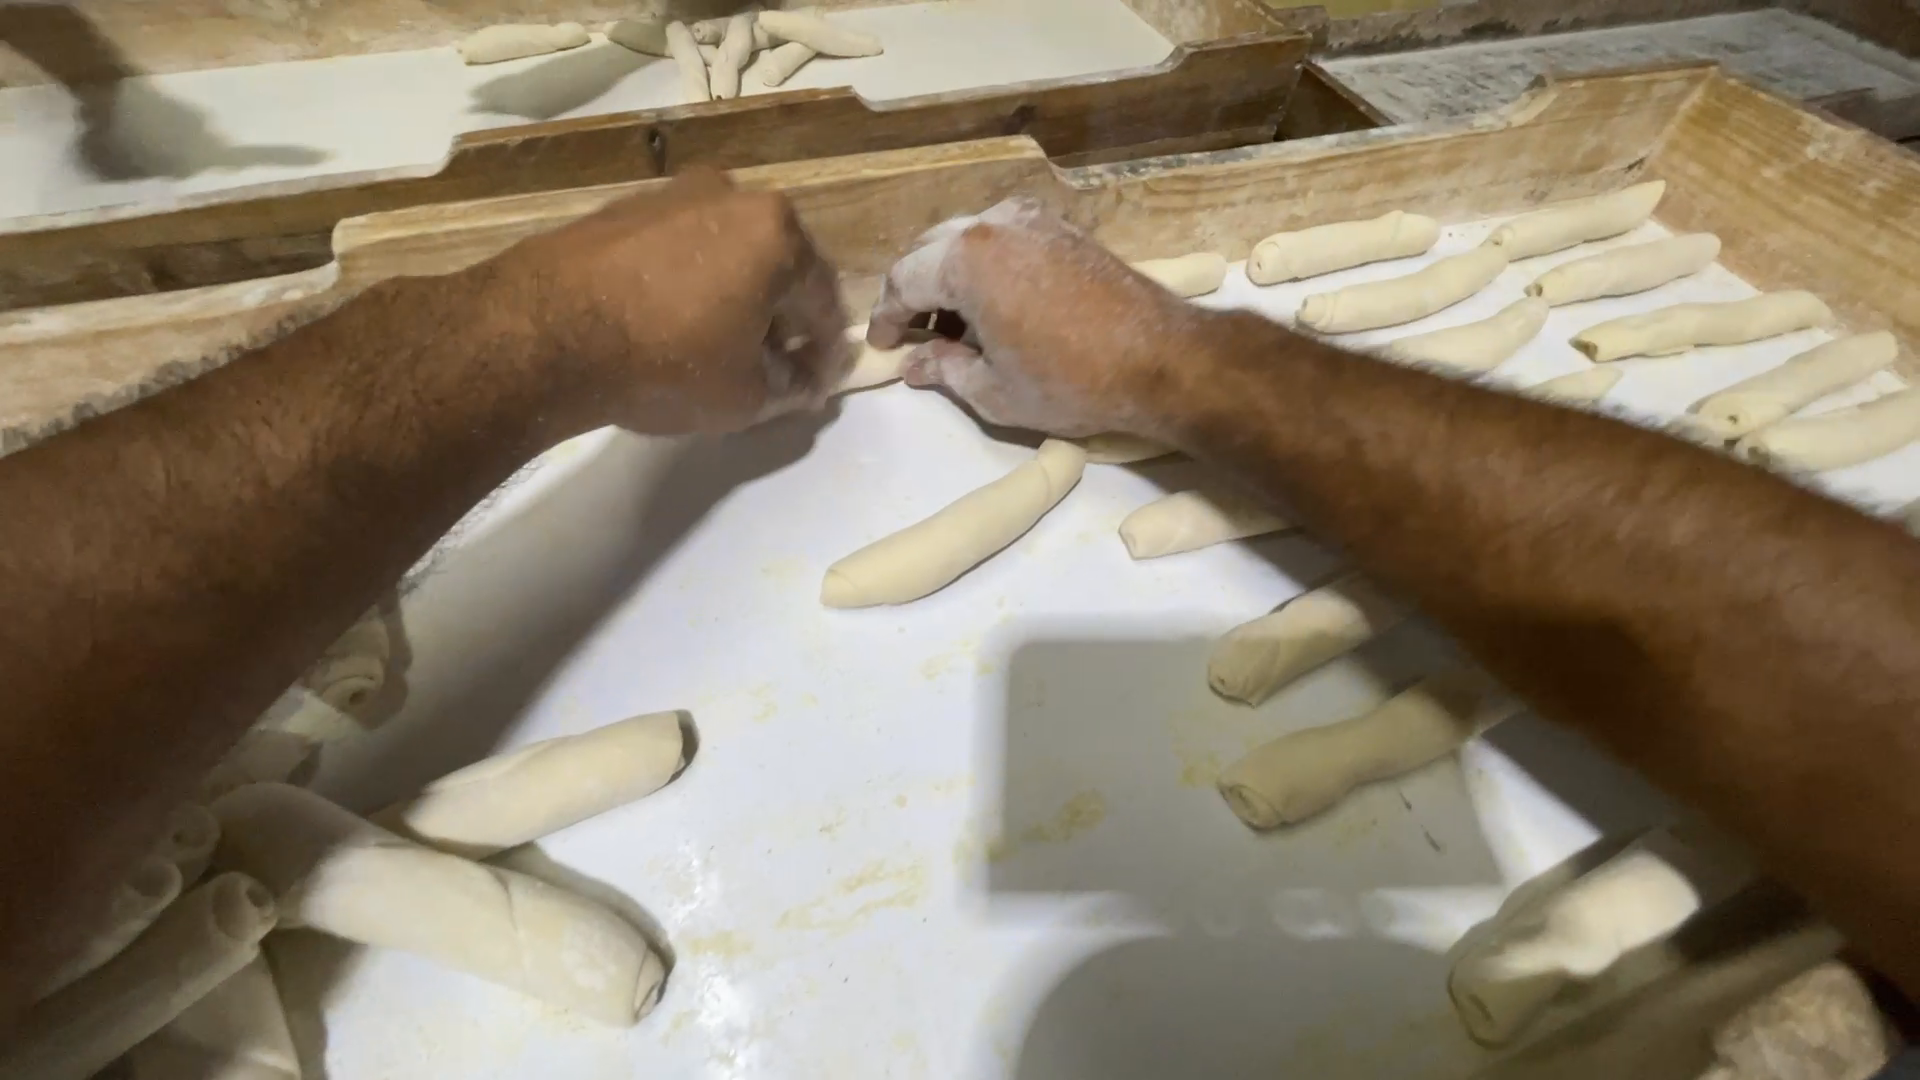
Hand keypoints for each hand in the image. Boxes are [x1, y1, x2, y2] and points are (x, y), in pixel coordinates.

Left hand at [489, 169, 850, 435]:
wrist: (543, 334)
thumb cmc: (669, 363)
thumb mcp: (749, 396)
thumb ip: (791, 387)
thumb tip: (804, 381)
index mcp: (778, 233)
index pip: (825, 301)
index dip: (827, 352)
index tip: (816, 385)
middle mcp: (733, 196)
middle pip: (780, 268)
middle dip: (784, 319)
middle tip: (775, 365)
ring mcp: (675, 193)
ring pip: (732, 254)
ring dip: (741, 298)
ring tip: (724, 346)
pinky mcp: (627, 207)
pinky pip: (686, 250)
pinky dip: (697, 284)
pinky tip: (679, 323)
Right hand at [865, 198, 1223, 438]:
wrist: (1160, 361)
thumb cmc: (1069, 383)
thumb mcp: (993, 391)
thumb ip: (943, 370)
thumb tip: (912, 364)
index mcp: (966, 261)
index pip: (903, 280)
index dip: (885, 316)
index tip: (882, 345)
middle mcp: (994, 226)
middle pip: (930, 251)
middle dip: (914, 293)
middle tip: (912, 336)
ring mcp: (1032, 221)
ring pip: (966, 241)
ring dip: (949, 279)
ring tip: (954, 330)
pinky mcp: (1061, 230)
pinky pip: (1002, 241)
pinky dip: (985, 269)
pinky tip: (992, 309)